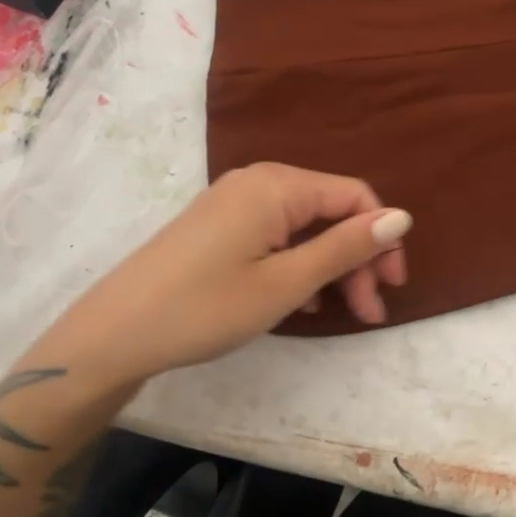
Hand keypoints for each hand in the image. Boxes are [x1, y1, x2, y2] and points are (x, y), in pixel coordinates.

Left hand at [44, 163, 409, 380]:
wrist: (113, 334)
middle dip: (358, 258)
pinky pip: (278, 235)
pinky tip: (306, 302)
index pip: (355, 195)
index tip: (393, 287)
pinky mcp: (221, 225)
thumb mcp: (285, 284)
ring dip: (333, 267)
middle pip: (332, 211)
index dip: (382, 238)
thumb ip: (346, 247)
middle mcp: (260, 181)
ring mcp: (237, 202)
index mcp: (277, 185)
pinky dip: (300, 265)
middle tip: (371, 311)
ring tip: (345, 313)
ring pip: (306, 227)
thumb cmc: (205, 308)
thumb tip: (402, 216)